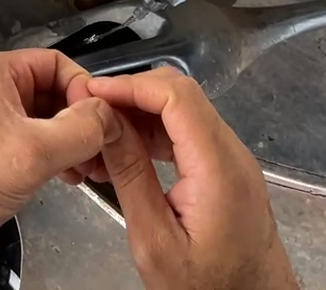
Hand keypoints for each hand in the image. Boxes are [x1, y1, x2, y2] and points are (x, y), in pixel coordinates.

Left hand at [0, 49, 121, 262]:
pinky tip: (68, 178)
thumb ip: (79, 129)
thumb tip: (111, 116)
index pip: (57, 62)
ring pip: (47, 120)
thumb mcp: (35, 149)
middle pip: (54, 92)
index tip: (104, 123)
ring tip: (90, 171)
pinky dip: (56, 156)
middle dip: (83, 121)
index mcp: (0, 72)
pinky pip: (35, 142)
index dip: (84, 89)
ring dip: (72, 142)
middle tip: (104, 154)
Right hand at [83, 69, 298, 289]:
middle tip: (92, 111)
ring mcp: (234, 161)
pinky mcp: (229, 171)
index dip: (130, 84)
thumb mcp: (154, 241)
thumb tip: (103, 117)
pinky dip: (154, 127)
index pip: (175, 95)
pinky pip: (188, 129)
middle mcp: (233, 154)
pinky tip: (127, 147)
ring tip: (103, 131)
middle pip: (180, 92)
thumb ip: (129, 173)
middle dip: (132, 92)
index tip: (91, 95)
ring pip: (183, 107)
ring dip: (140, 109)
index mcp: (219, 169)